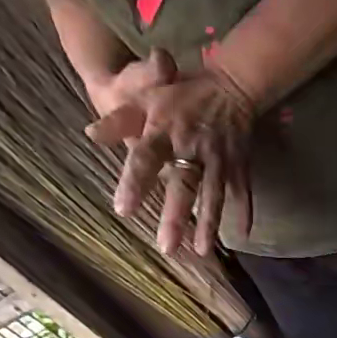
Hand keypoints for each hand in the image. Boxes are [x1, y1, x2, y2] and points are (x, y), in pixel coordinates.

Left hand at [86, 61, 254, 256]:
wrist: (231, 86)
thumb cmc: (181, 96)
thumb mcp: (144, 99)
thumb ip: (119, 120)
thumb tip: (91, 135)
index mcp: (164, 131)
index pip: (145, 158)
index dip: (135, 183)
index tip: (124, 210)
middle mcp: (192, 148)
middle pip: (185, 185)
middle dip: (177, 217)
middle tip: (167, 248)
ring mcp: (219, 159)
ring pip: (214, 194)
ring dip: (209, 224)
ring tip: (202, 251)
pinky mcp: (239, 165)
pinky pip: (243, 191)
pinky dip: (245, 213)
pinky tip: (243, 236)